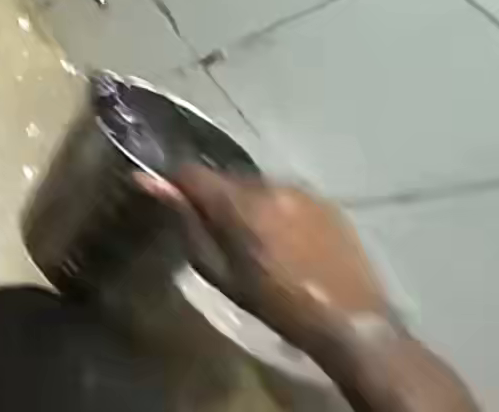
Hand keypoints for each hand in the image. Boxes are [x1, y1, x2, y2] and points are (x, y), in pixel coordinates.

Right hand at [141, 165, 391, 351]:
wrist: (354, 328)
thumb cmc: (273, 299)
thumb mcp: (214, 264)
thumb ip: (182, 216)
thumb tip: (144, 177)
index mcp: (234, 200)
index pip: (187, 170)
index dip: (177, 185)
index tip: (178, 205)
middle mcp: (266, 185)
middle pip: (222, 177)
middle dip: (216, 196)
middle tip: (222, 227)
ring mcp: (301, 192)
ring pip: (254, 185)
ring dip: (248, 202)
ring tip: (258, 233)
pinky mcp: (328, 203)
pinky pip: (285, 194)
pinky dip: (277, 207)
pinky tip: (287, 235)